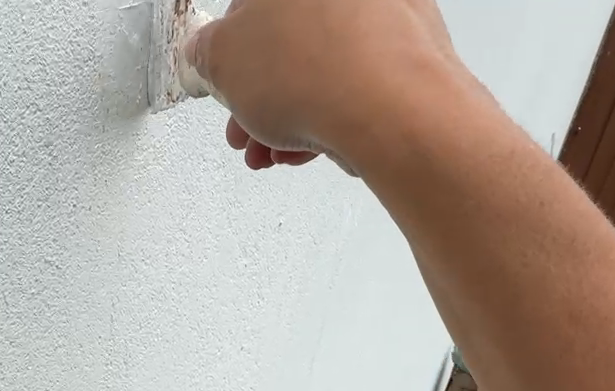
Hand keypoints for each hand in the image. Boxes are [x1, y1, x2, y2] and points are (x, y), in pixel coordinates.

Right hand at [186, 0, 471, 171]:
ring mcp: (382, 13)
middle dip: (258, 97)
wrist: (387, 106)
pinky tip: (307, 148)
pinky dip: (326, 116)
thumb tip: (207, 51)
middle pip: (286, 43)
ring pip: (319, 68)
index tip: (225, 91)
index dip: (229, 59)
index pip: (247, 11)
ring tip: (271, 153)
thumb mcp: (223, 59)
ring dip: (286, 117)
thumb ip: (207, 51)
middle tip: (245, 132)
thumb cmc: (312, 71)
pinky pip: (352, 85)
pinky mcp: (407, 51)